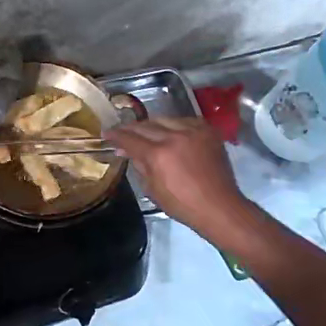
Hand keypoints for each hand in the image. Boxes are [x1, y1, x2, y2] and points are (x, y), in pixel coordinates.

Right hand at [105, 117, 251, 238]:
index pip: (130, 139)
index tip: (107, 133)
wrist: (219, 206)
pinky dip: (174, 125)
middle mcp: (175, 137)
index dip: (116, 135)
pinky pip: (184, 121)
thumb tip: (126, 151)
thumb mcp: (152, 189)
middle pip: (146, 126)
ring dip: (152, 125)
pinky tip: (170, 133)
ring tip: (145, 132)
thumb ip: (139, 165)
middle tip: (122, 132)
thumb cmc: (182, 204)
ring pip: (164, 120)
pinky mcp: (208, 130)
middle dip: (131, 129)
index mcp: (158, 154)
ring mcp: (193, 131)